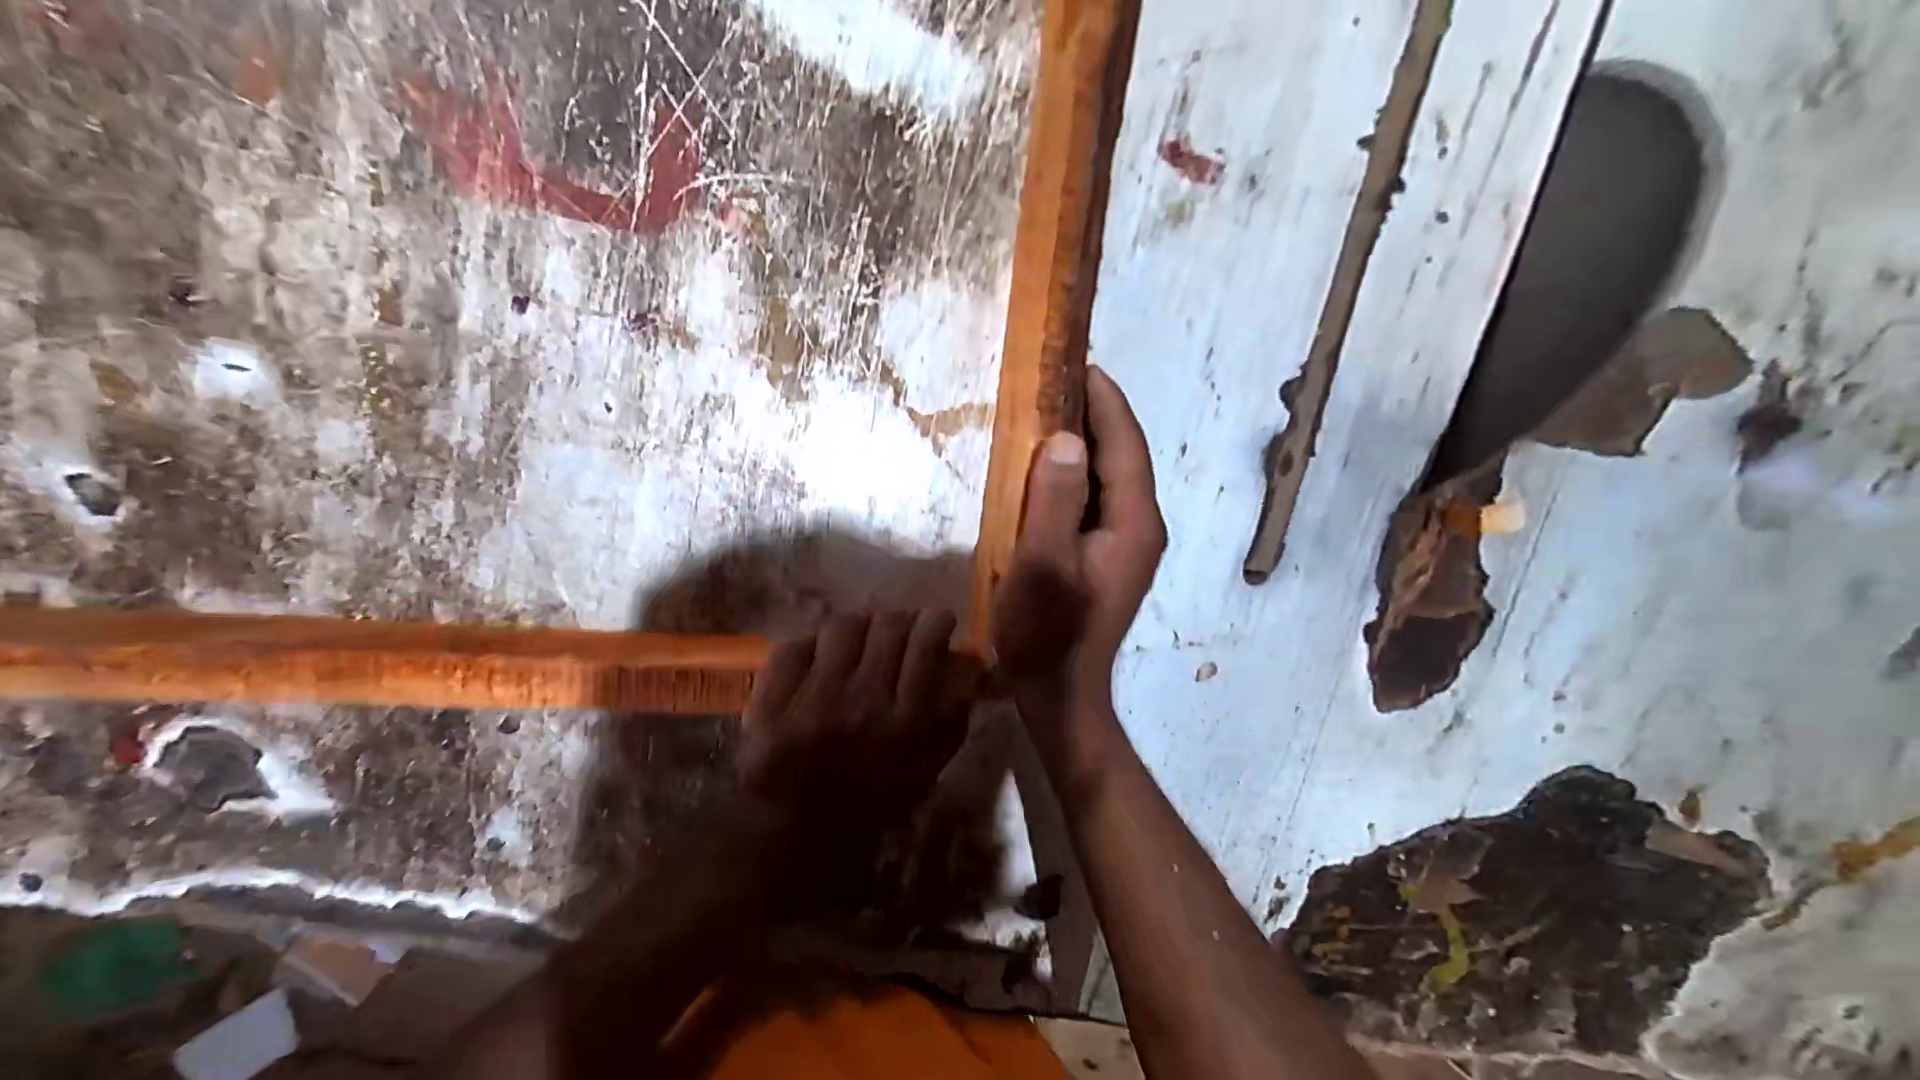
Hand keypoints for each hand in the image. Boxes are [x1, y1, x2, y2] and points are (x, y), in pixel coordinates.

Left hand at [737, 610, 971, 858]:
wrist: (792, 835)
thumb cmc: (866, 808)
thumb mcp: (922, 778)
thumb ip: (949, 730)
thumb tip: (966, 685)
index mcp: (903, 720)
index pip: (926, 645)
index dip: (937, 622)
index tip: (940, 620)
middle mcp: (862, 698)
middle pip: (887, 627)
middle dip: (900, 619)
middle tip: (900, 628)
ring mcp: (814, 695)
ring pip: (842, 627)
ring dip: (858, 627)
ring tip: (859, 639)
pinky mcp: (775, 697)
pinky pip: (795, 646)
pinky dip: (810, 646)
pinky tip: (817, 658)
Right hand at [991, 367, 1165, 727]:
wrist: (1061, 695)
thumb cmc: (1046, 633)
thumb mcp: (1042, 564)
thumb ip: (1056, 500)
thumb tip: (1067, 438)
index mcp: (1134, 523)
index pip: (1126, 443)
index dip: (1104, 400)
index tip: (1078, 362)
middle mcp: (1142, 527)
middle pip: (1125, 455)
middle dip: (1097, 413)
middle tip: (1057, 379)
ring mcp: (1128, 545)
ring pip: (1113, 476)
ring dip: (1088, 442)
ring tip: (1050, 411)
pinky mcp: (1109, 557)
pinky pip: (1099, 499)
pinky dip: (1079, 474)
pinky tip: (1051, 469)